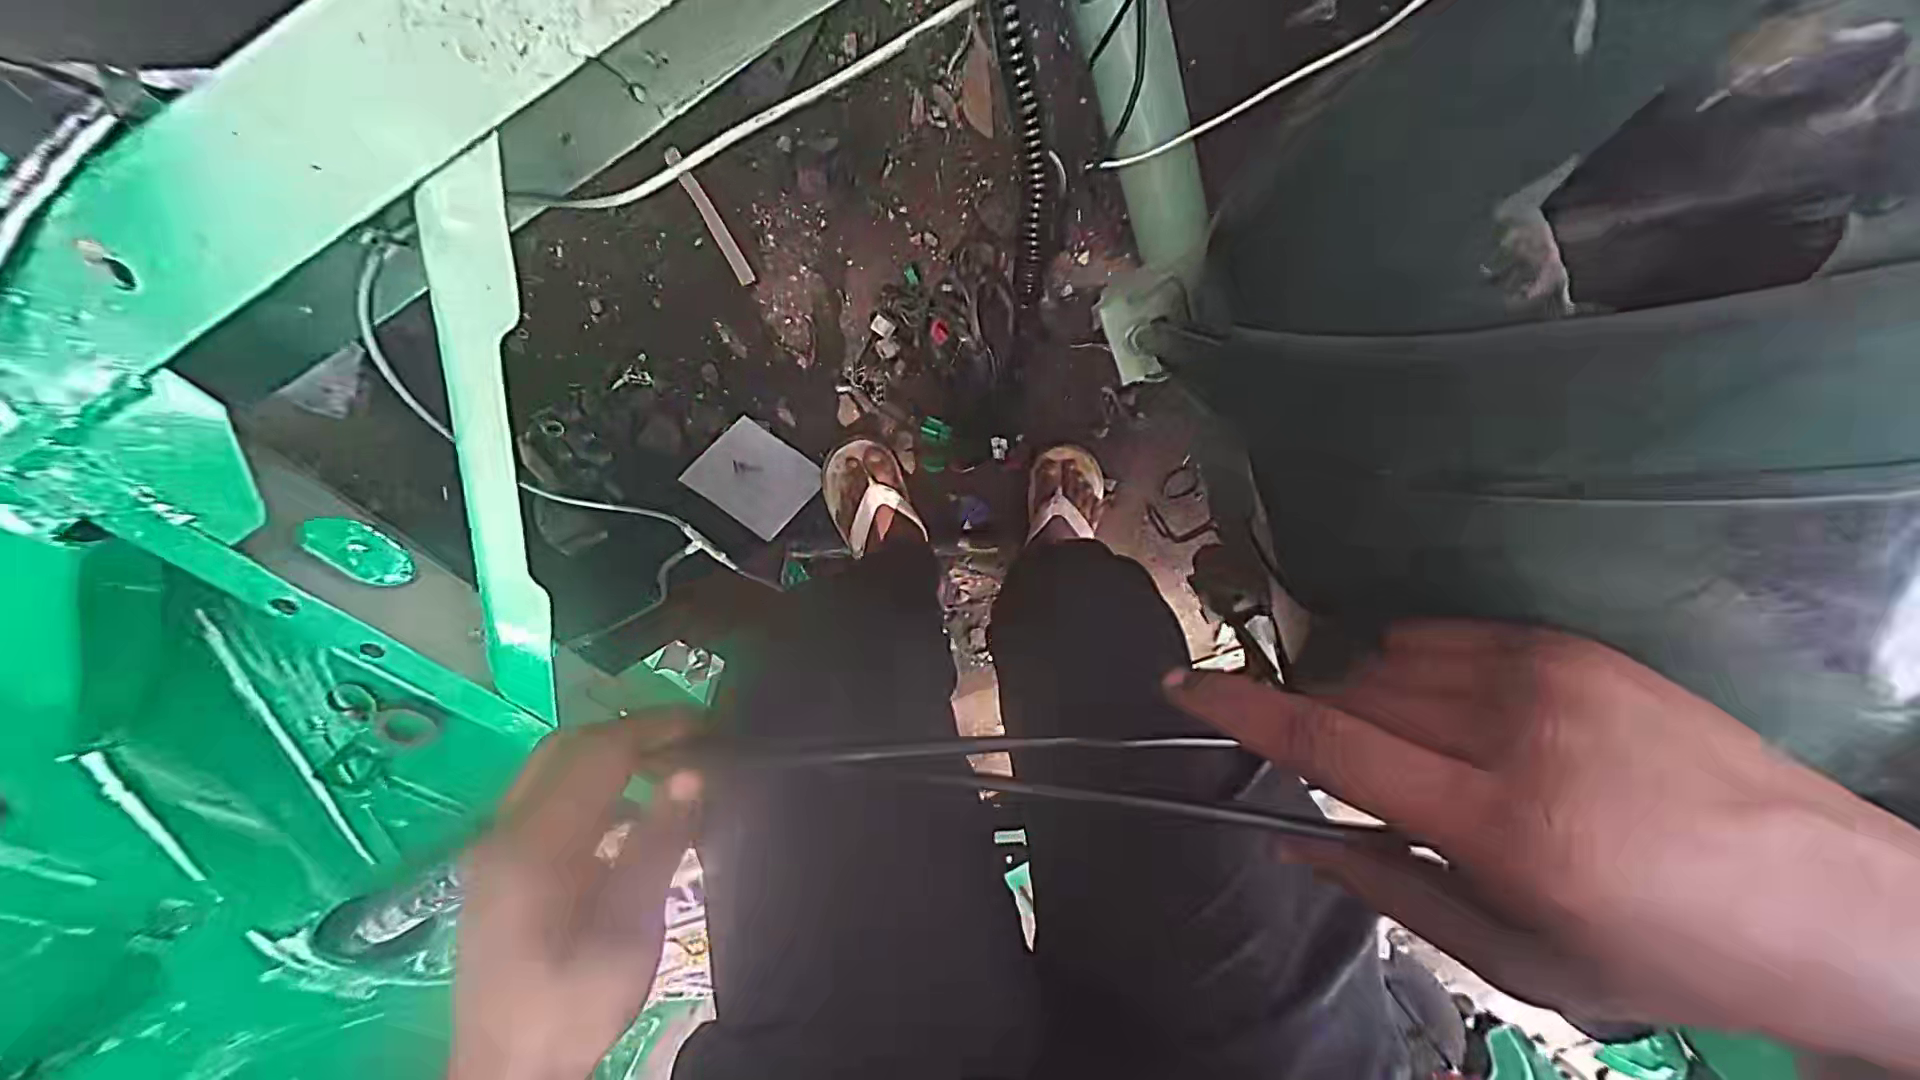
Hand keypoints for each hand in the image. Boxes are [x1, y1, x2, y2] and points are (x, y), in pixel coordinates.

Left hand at [449, 712, 701, 1079]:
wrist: (506, 1077)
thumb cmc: (572, 1007)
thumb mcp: (628, 933)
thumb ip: (656, 847)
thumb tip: (691, 775)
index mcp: (533, 847)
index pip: (598, 754)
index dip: (655, 728)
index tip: (705, 724)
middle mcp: (505, 833)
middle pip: (570, 747)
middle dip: (634, 731)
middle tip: (691, 735)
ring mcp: (499, 847)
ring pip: (559, 766)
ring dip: (616, 753)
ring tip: (671, 761)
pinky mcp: (505, 863)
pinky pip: (555, 796)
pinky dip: (599, 783)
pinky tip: (635, 809)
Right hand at [1165, 620, 1919, 1070]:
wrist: (1851, 908)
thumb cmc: (1662, 952)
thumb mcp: (1512, 953)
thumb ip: (1381, 881)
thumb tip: (1286, 835)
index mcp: (1500, 817)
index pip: (1326, 740)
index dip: (1238, 708)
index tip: (1180, 685)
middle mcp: (1511, 725)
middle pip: (1344, 696)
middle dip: (1323, 729)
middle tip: (1361, 778)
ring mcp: (1539, 670)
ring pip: (1376, 663)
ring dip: (1366, 704)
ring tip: (1424, 751)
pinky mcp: (1559, 640)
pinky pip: (1425, 637)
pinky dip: (1408, 672)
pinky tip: (1459, 714)